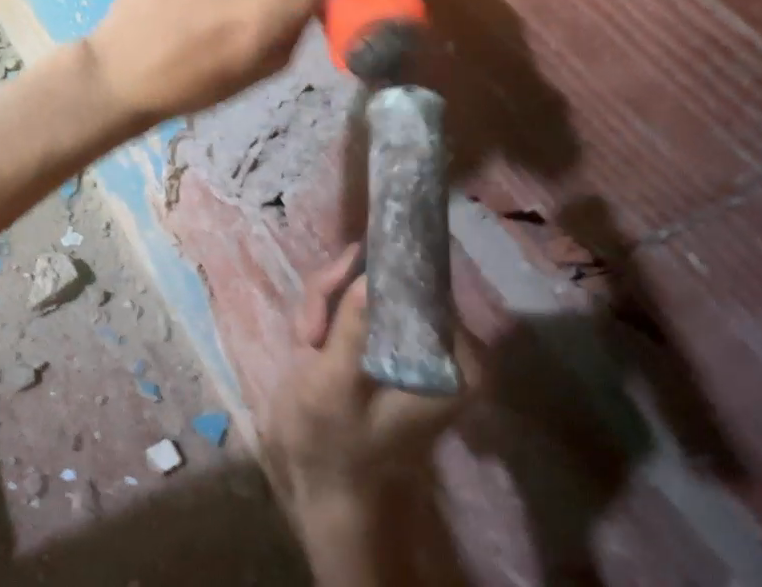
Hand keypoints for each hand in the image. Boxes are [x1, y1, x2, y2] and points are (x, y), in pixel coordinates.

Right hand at [265, 243, 472, 511]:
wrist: (323, 487)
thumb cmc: (334, 443)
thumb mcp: (336, 386)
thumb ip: (352, 330)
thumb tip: (367, 275)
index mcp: (454, 362)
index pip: (426, 287)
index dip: (380, 274)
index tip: (337, 289)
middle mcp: (439, 346)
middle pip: (390, 279)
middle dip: (340, 293)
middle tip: (312, 329)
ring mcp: (405, 342)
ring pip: (362, 285)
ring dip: (325, 304)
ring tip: (306, 340)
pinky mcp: (378, 342)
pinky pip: (350, 302)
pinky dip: (323, 315)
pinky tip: (307, 342)